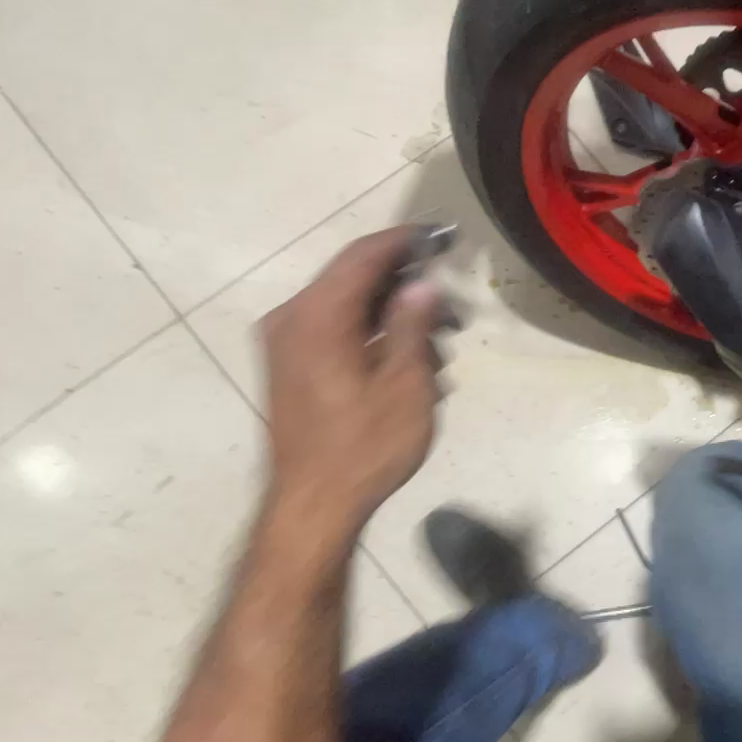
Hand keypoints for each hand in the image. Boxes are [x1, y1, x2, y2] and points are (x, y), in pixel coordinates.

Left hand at [256, 228, 442, 546]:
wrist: (312, 502)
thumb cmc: (366, 447)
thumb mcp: (405, 387)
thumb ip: (413, 328)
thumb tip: (422, 285)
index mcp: (317, 316)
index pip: (363, 257)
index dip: (406, 242)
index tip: (444, 238)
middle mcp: (292, 318)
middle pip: (354, 281)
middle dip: (407, 290)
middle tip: (455, 316)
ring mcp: (286, 344)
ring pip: (347, 310)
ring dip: (394, 319)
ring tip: (437, 353)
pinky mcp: (290, 368)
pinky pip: (336, 333)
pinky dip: (373, 338)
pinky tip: (407, 368)